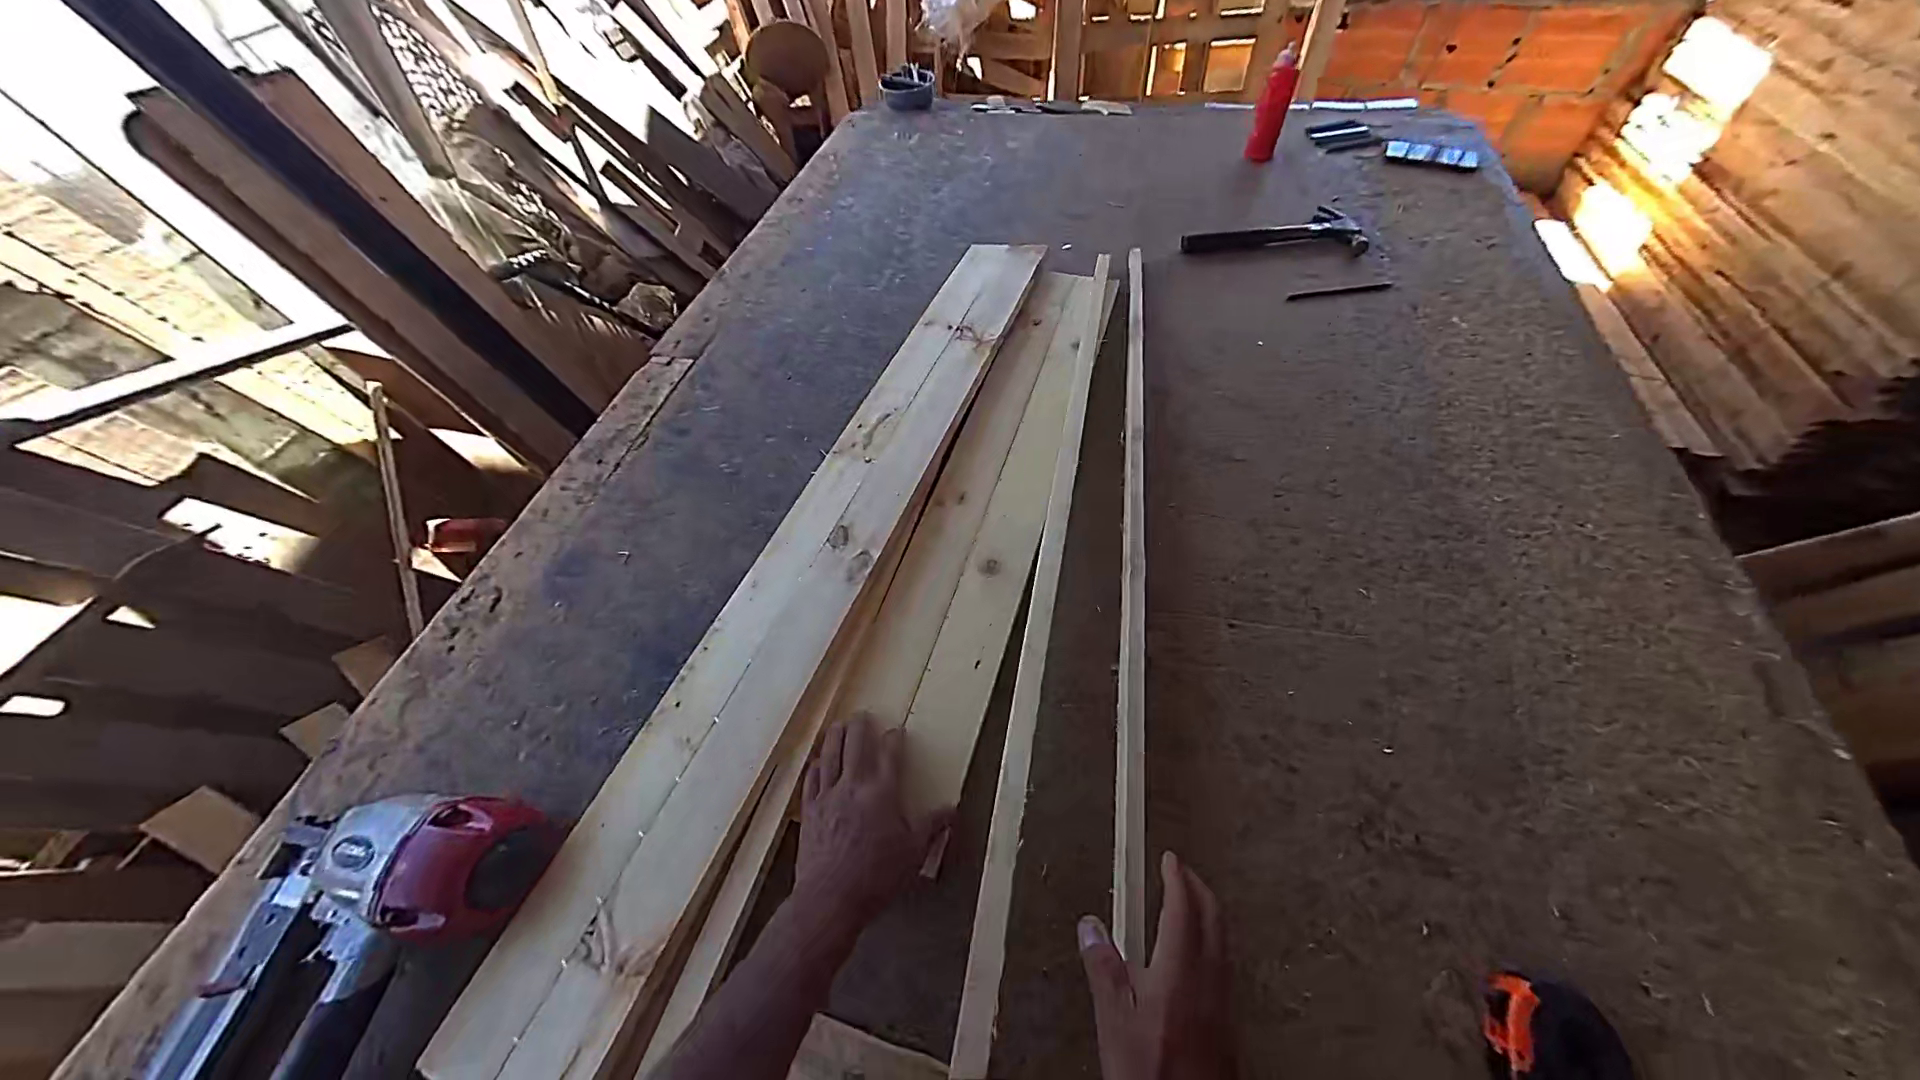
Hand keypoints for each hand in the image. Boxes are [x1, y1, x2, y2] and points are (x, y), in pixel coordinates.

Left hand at [796, 714, 952, 927]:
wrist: (830, 898)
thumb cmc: (876, 876)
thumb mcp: (913, 853)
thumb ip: (931, 827)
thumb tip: (951, 810)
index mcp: (882, 793)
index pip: (891, 755)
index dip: (894, 739)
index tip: (897, 731)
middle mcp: (854, 786)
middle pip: (855, 745)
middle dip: (860, 727)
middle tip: (862, 715)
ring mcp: (828, 796)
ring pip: (830, 756)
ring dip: (835, 737)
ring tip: (838, 725)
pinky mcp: (809, 811)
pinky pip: (811, 780)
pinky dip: (815, 767)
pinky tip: (817, 762)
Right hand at [1079, 851, 1236, 1079]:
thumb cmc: (1154, 1077)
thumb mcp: (1114, 1021)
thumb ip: (1103, 969)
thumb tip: (1091, 928)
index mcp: (1179, 971)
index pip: (1183, 909)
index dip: (1177, 878)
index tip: (1170, 860)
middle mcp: (1207, 981)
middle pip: (1213, 918)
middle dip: (1198, 887)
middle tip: (1182, 872)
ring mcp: (1222, 1002)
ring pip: (1223, 940)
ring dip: (1208, 911)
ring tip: (1191, 902)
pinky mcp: (1226, 1022)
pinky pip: (1224, 963)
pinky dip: (1213, 939)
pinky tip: (1199, 954)